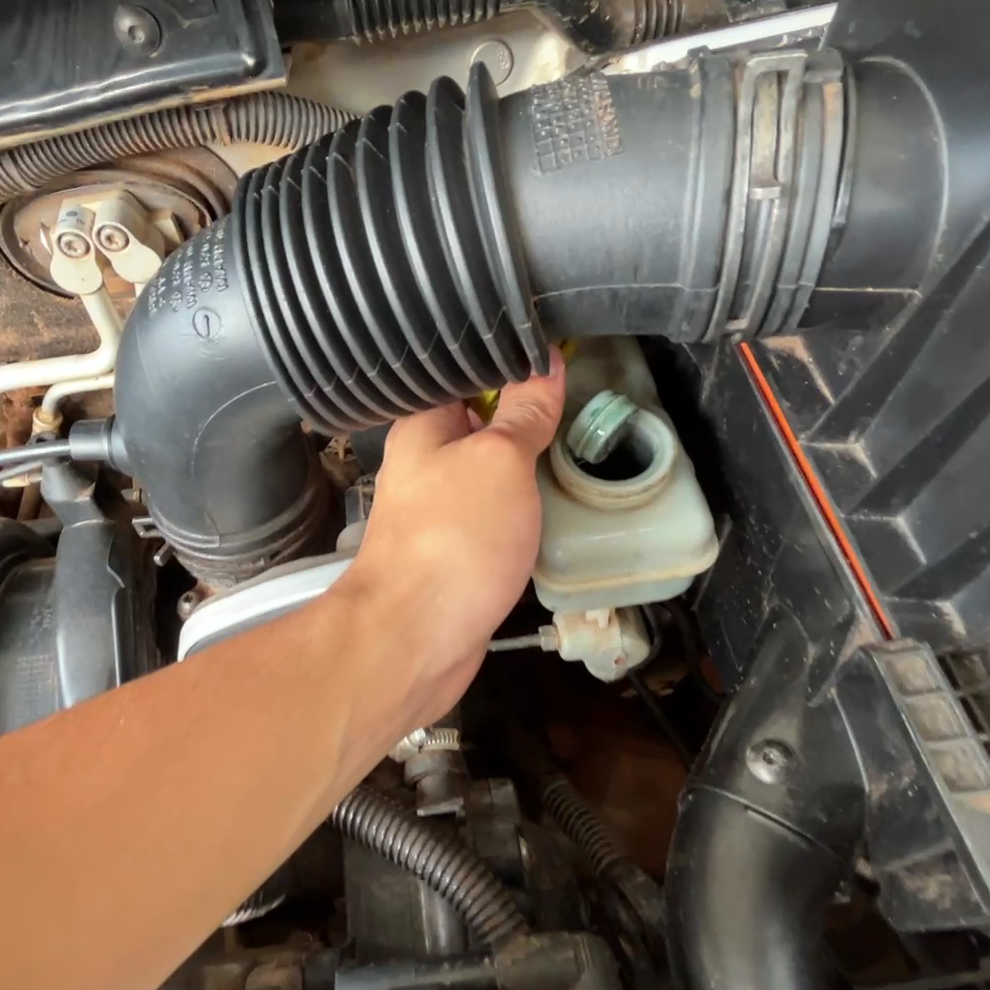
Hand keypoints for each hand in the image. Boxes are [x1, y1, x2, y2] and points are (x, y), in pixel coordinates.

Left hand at [324, 349, 566, 742]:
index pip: (461, 373)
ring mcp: (436, 512)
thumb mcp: (499, 461)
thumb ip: (522, 414)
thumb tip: (545, 363)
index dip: (505, 359)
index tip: (552, 350)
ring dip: (524, 467)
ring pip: (487, 475)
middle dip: (522, 415)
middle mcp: (423, 465)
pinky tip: (550, 505)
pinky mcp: (453, 553)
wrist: (414, 639)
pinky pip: (491, 518)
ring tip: (573, 445)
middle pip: (476, 424)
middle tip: (576, 401)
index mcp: (421, 427)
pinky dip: (519, 511)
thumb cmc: (452, 537)